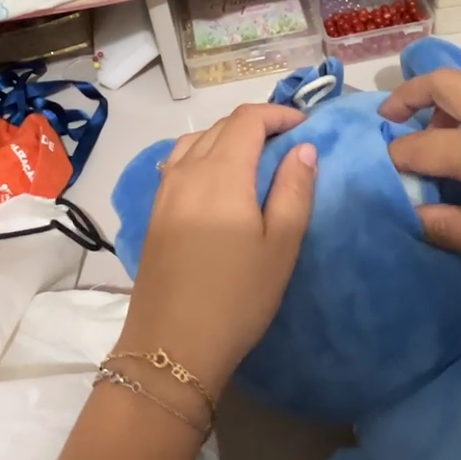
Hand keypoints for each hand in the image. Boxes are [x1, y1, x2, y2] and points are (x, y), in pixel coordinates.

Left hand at [118, 104, 318, 399]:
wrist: (171, 345)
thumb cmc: (236, 297)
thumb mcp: (281, 246)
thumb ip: (294, 190)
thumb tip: (303, 148)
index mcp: (221, 172)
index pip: (247, 120)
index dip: (278, 114)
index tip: (305, 127)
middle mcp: (187, 171)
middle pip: (220, 126)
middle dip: (256, 125)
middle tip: (288, 144)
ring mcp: (165, 191)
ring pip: (196, 141)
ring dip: (227, 138)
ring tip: (254, 159)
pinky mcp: (155, 212)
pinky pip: (179, 162)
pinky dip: (203, 154)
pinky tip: (217, 180)